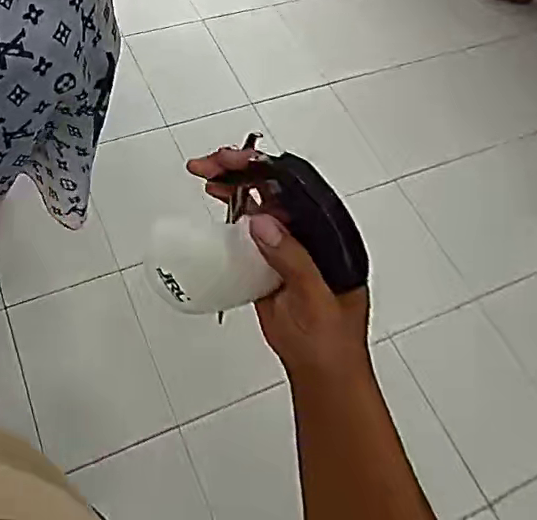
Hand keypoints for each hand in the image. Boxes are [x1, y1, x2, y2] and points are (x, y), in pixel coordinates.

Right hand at [186, 148, 370, 384]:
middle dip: (242, 167)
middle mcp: (308, 230)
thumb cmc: (332, 344)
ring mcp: (288, 240)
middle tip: (211, 163)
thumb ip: (294, 262)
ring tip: (205, 172)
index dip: (266, 168)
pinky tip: (216, 195)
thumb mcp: (317, 302)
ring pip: (260, 197)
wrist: (320, 375)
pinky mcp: (269, 254)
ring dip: (233, 181)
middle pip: (275, 185)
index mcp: (329, 234)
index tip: (237, 161)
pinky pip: (249, 222)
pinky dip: (231, 205)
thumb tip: (263, 222)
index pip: (298, 188)